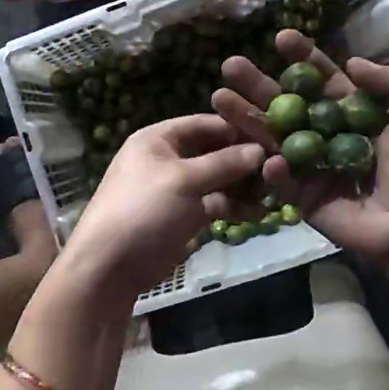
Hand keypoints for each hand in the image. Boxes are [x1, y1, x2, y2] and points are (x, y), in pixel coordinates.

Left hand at [64, 114, 266, 297]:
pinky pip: (214, 204)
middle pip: (213, 151)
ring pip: (217, 180)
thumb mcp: (183, 180)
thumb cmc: (143, 210)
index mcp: (158, 139)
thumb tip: (260, 151)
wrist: (109, 266)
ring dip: (243, 185)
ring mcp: (176, 189)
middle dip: (243, 160)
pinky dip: (234, 207)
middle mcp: (167, 159)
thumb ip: (223, 163)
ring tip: (275, 191)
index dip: (235, 128)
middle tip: (279, 165)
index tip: (270, 135)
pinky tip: (260, 213)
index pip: (203, 123)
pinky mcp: (183, 216)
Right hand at [213, 31, 388, 270]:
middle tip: (231, 64)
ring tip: (219, 98)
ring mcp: (310, 165)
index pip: (322, 79)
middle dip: (259, 84)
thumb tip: (351, 62)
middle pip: (287, 103)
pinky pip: (282, 180)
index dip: (302, 58)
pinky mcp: (302, 196)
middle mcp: (325, 133)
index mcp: (353, 112)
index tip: (281, 37)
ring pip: (274, 137)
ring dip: (246, 119)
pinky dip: (271, 169)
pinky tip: (262, 155)